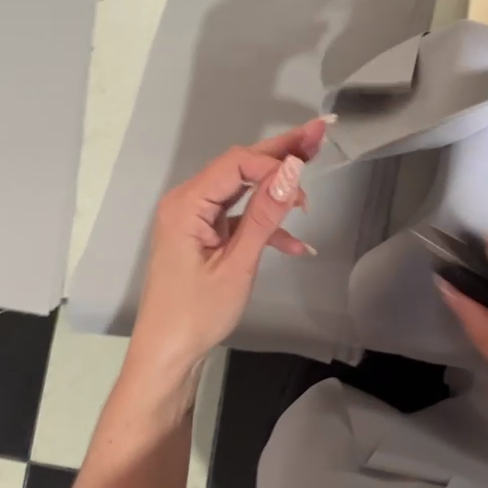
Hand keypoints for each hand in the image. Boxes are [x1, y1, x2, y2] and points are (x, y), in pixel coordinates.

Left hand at [125, 117, 327, 382]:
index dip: (275, 162)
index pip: (237, 164)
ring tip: (312, 192)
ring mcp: (194, 219)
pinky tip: (294, 244)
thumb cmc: (196, 313)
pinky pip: (238, 218)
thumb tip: (291, 171)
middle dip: (281, 155)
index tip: (308, 174)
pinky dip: (265, 227)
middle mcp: (187, 202)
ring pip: (242, 191)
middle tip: (320, 134)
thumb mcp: (237, 263)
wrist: (168, 353)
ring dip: (277, 195)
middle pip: (239, 168)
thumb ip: (264, 215)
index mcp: (187, 204)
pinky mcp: (203, 236)